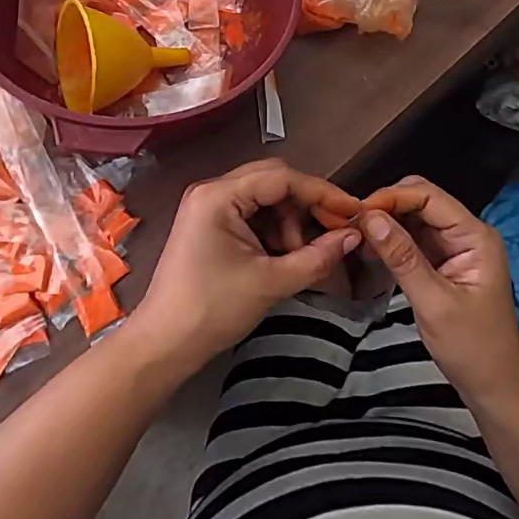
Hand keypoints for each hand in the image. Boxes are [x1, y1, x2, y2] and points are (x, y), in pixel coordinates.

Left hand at [130, 159, 363, 370]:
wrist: (166, 341)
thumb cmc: (212, 310)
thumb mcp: (271, 282)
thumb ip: (317, 256)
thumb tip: (353, 236)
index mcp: (218, 196)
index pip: (282, 177)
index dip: (321, 193)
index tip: (352, 211)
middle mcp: (210, 192)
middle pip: (272, 181)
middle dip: (303, 207)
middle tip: (330, 234)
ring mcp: (206, 207)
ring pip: (263, 198)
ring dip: (288, 222)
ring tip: (296, 256)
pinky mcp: (207, 225)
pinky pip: (249, 214)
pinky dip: (271, 231)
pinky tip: (281, 256)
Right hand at [358, 176, 518, 398]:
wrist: (494, 383)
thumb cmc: (472, 346)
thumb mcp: (434, 303)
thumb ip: (403, 258)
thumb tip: (371, 218)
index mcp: (475, 237)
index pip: (429, 197)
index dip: (391, 197)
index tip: (357, 212)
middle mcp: (465, 233)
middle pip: (420, 199)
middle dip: (385, 205)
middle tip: (353, 223)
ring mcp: (452, 245)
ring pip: (412, 215)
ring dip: (384, 220)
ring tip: (354, 233)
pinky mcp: (439, 259)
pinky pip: (410, 236)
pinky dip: (388, 237)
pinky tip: (369, 246)